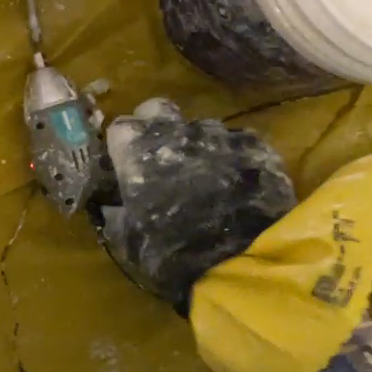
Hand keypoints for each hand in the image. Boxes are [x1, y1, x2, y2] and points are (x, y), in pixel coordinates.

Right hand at [97, 99, 296, 309]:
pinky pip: (237, 140)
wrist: (243, 262)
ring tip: (198, 168)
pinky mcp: (258, 148)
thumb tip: (112, 201)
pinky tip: (232, 176)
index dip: (119, 144)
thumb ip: (116, 208)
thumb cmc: (169, 251)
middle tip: (154, 153)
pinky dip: (230, 153)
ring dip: (193, 141)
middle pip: (157, 109)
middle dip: (152, 125)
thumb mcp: (125, 236)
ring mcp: (221, 136)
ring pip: (199, 124)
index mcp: (134, 151)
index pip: (118, 127)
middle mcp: (175, 132)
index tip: (121, 161)